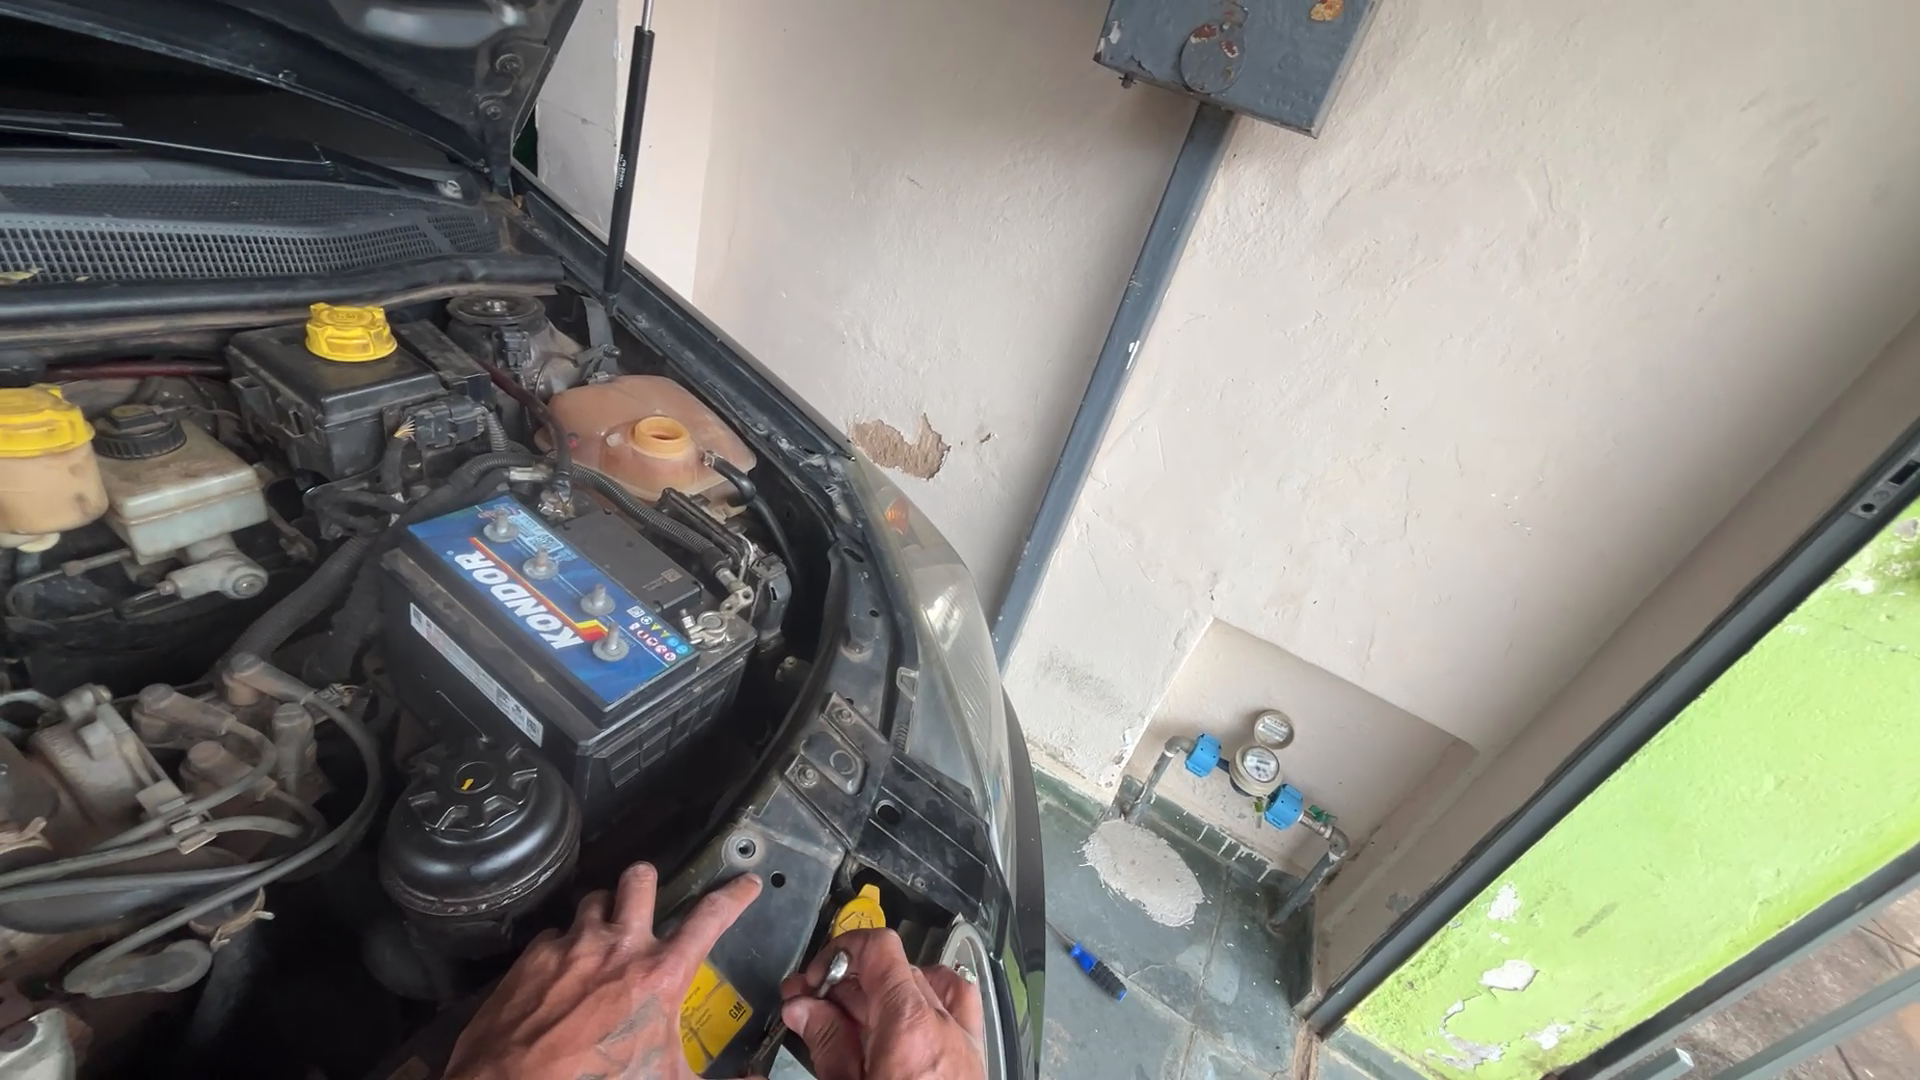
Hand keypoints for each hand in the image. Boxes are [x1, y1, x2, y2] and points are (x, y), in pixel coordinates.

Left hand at [445, 862, 762, 1079]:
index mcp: (661, 973)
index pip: (711, 916)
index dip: (735, 894)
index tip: (746, 882)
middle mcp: (621, 946)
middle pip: (641, 880)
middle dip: (645, 882)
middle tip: (643, 901)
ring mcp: (574, 946)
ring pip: (594, 899)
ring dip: (601, 915)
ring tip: (598, 939)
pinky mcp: (533, 958)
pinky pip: (553, 935)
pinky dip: (560, 949)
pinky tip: (556, 975)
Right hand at [779, 928, 985, 1079]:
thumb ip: (827, 1046)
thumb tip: (804, 1009)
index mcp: (909, 1025)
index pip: (879, 946)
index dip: (841, 950)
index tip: (814, 977)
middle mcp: (943, 1023)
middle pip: (894, 969)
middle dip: (850, 981)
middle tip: (811, 1005)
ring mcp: (965, 1040)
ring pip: (925, 982)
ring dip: (885, 991)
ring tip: (850, 1019)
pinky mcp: (975, 1059)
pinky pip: (959, 1004)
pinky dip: (929, 999)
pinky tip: (902, 1020)